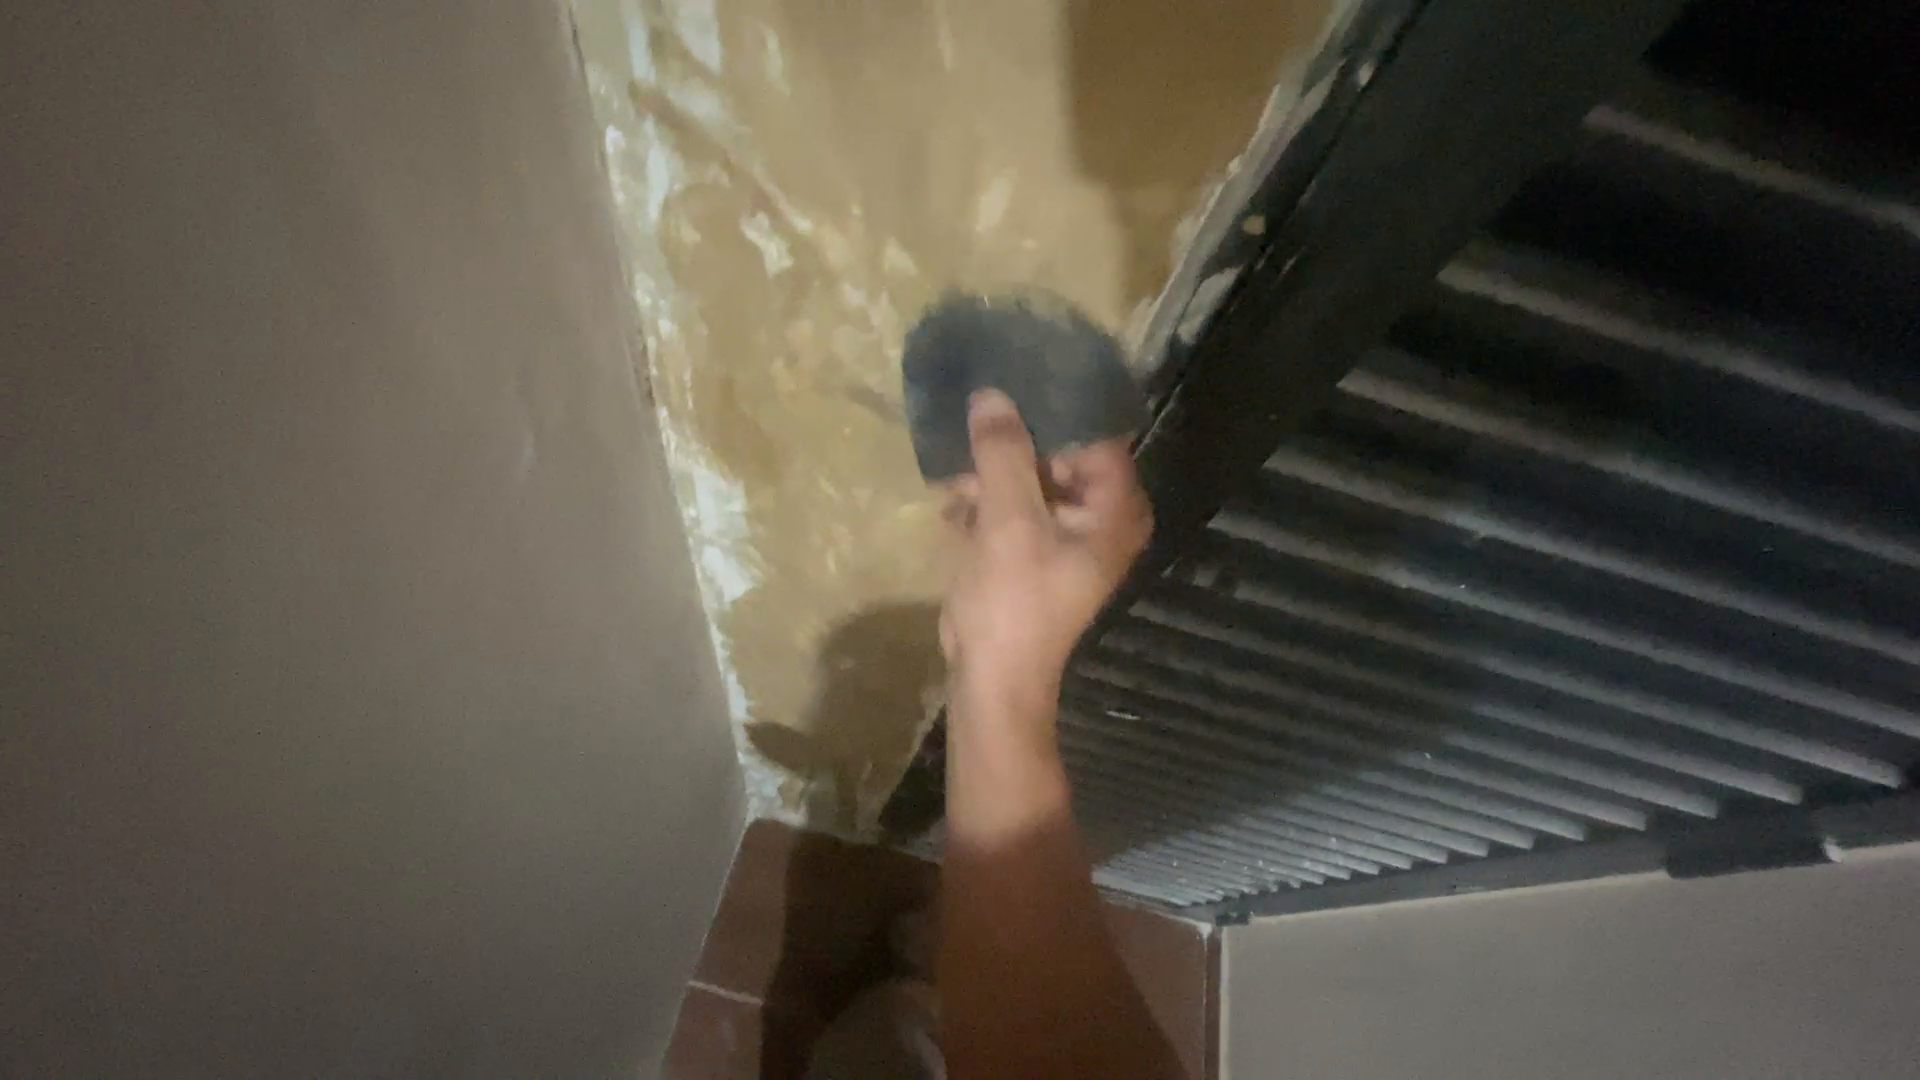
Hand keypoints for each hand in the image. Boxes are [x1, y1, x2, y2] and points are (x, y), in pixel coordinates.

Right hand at [941, 389, 1152, 715]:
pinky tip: (954, 510)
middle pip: (1059, 455)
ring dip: (990, 478)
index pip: (1096, 435)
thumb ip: (1002, 453)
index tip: (1015, 377)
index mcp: (1113, 510)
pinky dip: (985, 506)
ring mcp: (1063, 536)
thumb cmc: (1013, 600)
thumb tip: (991, 394)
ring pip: (1028, 481)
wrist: (990, 677)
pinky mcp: (1031, 551)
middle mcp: (1097, 518)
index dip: (1057, 408)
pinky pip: (1011, 510)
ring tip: (955, 482)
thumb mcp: (1008, 519)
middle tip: (972, 422)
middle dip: (1012, 445)